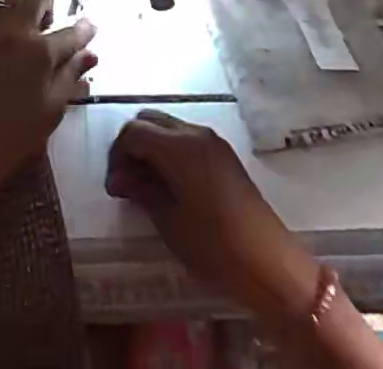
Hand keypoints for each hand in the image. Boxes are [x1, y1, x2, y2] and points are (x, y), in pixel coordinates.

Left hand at [0, 0, 96, 193]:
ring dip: (18, 7)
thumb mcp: (53, 106)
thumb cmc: (18, 132)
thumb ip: (72, 75)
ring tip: (21, 30)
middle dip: (48, 6)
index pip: (72, 32)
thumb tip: (91, 54)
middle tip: (49, 27)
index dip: (85, 30)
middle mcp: (16, 32)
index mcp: (42, 51)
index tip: (89, 28)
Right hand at [106, 111, 320, 322]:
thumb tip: (120, 177)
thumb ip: (141, 190)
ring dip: (151, 148)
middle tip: (126, 182)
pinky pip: (187, 140)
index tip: (115, 187)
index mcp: (179, 145)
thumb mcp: (168, 220)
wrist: (267, 262)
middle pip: (150, 120)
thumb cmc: (212, 244)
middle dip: (132, 145)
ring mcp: (213, 141)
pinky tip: (168, 185)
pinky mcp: (223, 155)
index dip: (117, 155)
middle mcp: (195, 132)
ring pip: (169, 128)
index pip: (133, 131)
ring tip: (145, 187)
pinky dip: (170, 153)